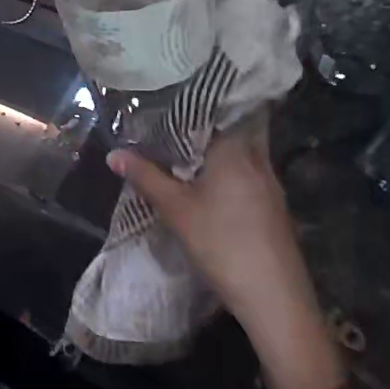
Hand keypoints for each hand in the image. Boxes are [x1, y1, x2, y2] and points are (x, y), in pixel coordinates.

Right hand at [109, 113, 343, 388]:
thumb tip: (114, 153)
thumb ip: (145, 176)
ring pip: (241, 147)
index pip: (218, 107)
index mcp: (236, 150)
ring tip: (180, 140)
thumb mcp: (175, 209)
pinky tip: (204, 174)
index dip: (194, 97)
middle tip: (171, 112)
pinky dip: (224, 162)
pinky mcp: (271, 202)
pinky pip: (245, 166)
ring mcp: (269, 181)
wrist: (275, 298)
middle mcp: (257, 158)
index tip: (170, 90)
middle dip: (205, 118)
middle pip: (234, 124)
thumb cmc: (223, 244)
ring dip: (215, 142)